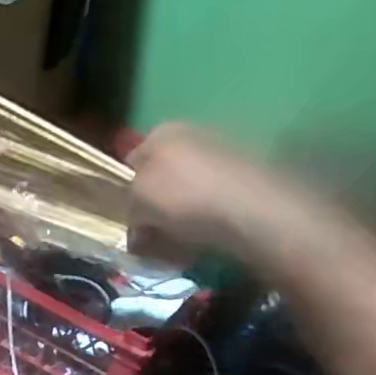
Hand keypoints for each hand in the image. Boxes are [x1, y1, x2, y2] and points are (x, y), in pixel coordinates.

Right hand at [126, 123, 318, 258]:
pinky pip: (211, 198)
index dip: (128, 198)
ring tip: (183, 242)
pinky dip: (204, 216)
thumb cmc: (184, 199)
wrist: (247, 206)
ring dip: (180, 214)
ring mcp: (219, 150)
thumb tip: (137, 230)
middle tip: (156, 237)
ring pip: (186, 189)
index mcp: (160, 133)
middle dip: (156, 207)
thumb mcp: (138, 202)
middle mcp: (189, 132)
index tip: (134, 227)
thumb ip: (129, 210)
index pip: (131, 165)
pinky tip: (207, 235)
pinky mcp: (243, 172)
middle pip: (160, 177)